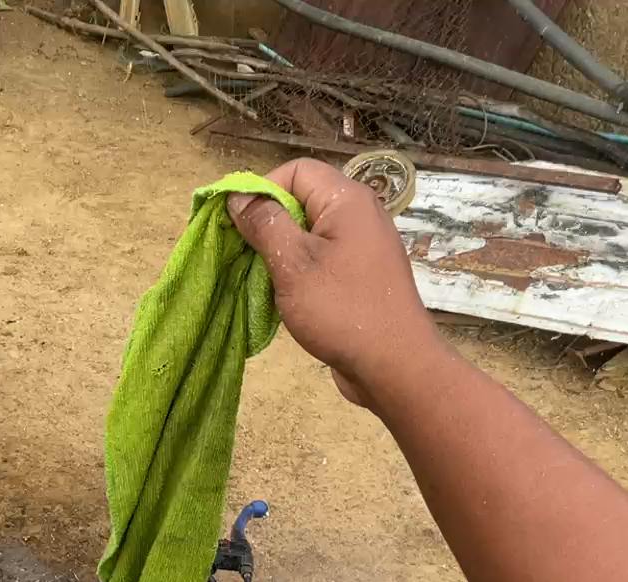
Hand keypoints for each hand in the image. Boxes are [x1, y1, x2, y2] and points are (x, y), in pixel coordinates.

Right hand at [228, 158, 442, 405]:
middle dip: (267, 223)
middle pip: (302, 200)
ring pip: (309, 233)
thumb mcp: (293, 264)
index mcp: (347, 200)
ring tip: (261, 279)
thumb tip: (239, 197)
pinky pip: (322, 258)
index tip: (236, 224)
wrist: (392, 364)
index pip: (295, 171)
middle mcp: (359, 214)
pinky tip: (285, 296)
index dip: (261, 190)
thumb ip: (265, 225)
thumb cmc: (341, 310)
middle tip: (242, 255)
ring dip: (280, 251)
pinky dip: (298, 270)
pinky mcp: (360, 275)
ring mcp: (362, 246)